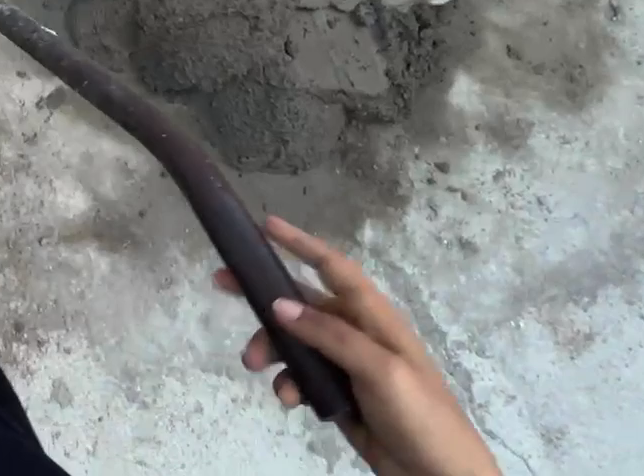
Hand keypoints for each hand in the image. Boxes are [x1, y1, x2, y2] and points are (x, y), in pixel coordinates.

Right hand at [215, 216, 498, 475]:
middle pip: (299, 300)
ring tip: (253, 365)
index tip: (266, 224)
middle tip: (221, 283)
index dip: (302, 244)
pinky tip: (288, 397)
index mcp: (374, 319)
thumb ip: (329, 335)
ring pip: (291, 339)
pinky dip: (286, 381)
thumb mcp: (381, 371)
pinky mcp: (336, 391)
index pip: (335, 269)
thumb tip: (277, 304)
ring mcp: (345, 363)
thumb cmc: (422, 417)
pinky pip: (298, 373)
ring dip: (269, 348)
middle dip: (261, 294)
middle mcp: (356, 333)